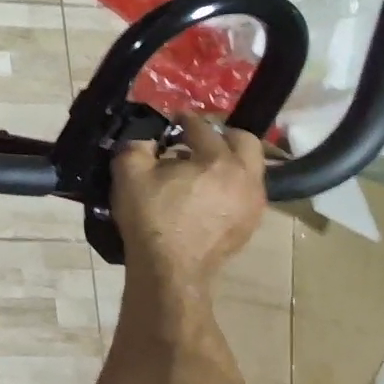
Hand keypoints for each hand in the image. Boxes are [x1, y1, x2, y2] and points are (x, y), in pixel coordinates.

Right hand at [111, 116, 267, 291]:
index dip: (183, 118)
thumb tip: (149, 137)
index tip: (169, 118)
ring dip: (226, 160)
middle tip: (193, 139)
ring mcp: (255, 202)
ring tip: (195, 168)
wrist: (171, 265)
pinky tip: (202, 193)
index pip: (203, 127)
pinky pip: (245, 189)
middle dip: (221, 134)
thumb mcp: (128, 171)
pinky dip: (228, 182)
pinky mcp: (253, 221)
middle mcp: (245, 177)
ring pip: (250, 167)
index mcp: (217, 161)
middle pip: (247, 142)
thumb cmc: (149, 214)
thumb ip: (138, 144)